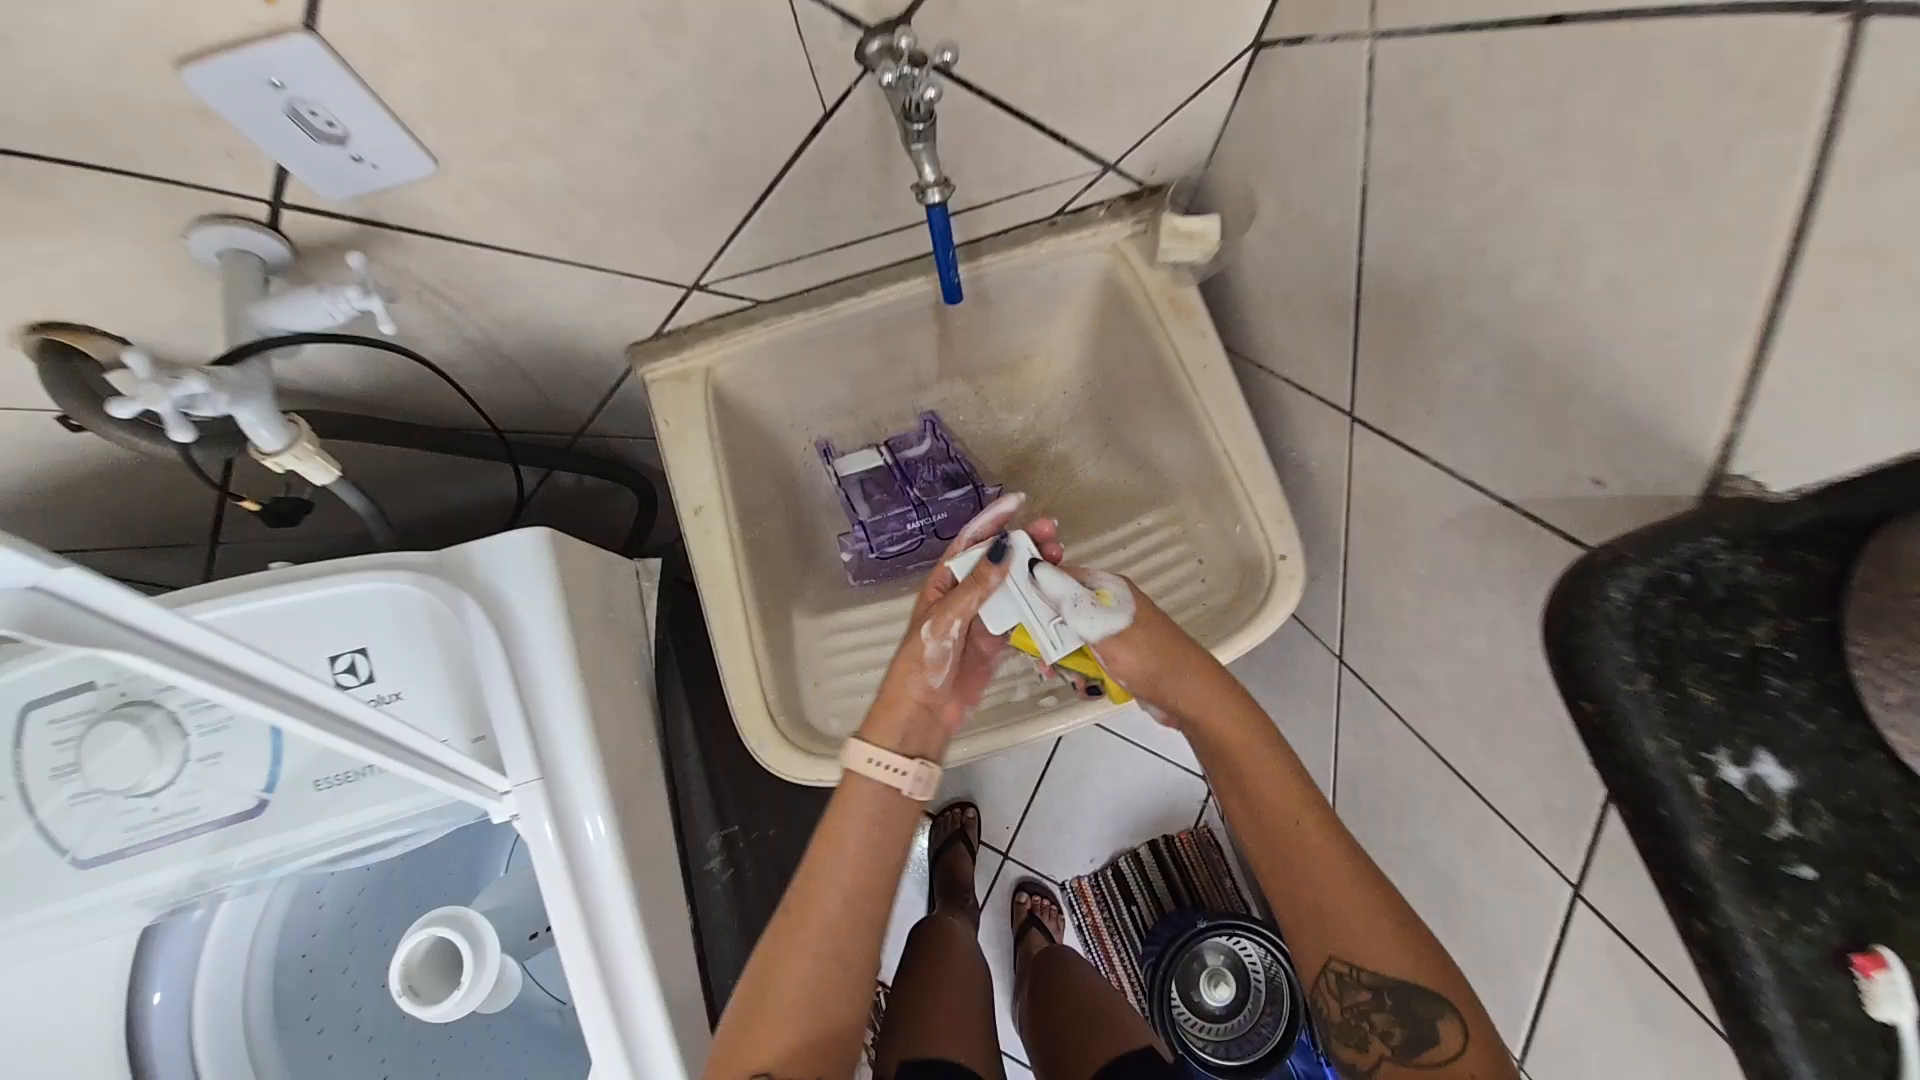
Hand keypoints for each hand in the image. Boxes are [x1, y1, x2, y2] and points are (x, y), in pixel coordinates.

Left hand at [861, 493, 1065, 759]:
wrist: (922, 715)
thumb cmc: (921, 663)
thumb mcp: (945, 620)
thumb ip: (976, 587)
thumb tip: (1003, 549)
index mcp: (944, 582)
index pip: (970, 542)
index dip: (993, 520)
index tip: (1019, 501)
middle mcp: (965, 594)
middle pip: (998, 561)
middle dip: (1024, 543)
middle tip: (1052, 532)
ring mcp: (983, 618)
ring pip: (1014, 587)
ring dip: (1035, 572)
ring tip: (1060, 557)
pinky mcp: (997, 642)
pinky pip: (1021, 617)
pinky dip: (1039, 605)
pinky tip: (1057, 593)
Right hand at [1029, 565, 1221, 726]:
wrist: (1190, 697)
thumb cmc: (1147, 657)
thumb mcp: (1101, 625)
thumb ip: (1066, 598)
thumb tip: (1034, 566)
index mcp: (1106, 588)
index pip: (1059, 577)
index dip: (1034, 592)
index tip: (1014, 614)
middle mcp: (1108, 605)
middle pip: (1060, 611)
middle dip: (1046, 635)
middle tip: (1038, 658)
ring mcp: (1113, 632)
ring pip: (1071, 639)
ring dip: (1061, 658)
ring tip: (1058, 676)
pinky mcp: (1118, 657)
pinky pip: (1087, 659)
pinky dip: (1081, 672)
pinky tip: (1083, 686)